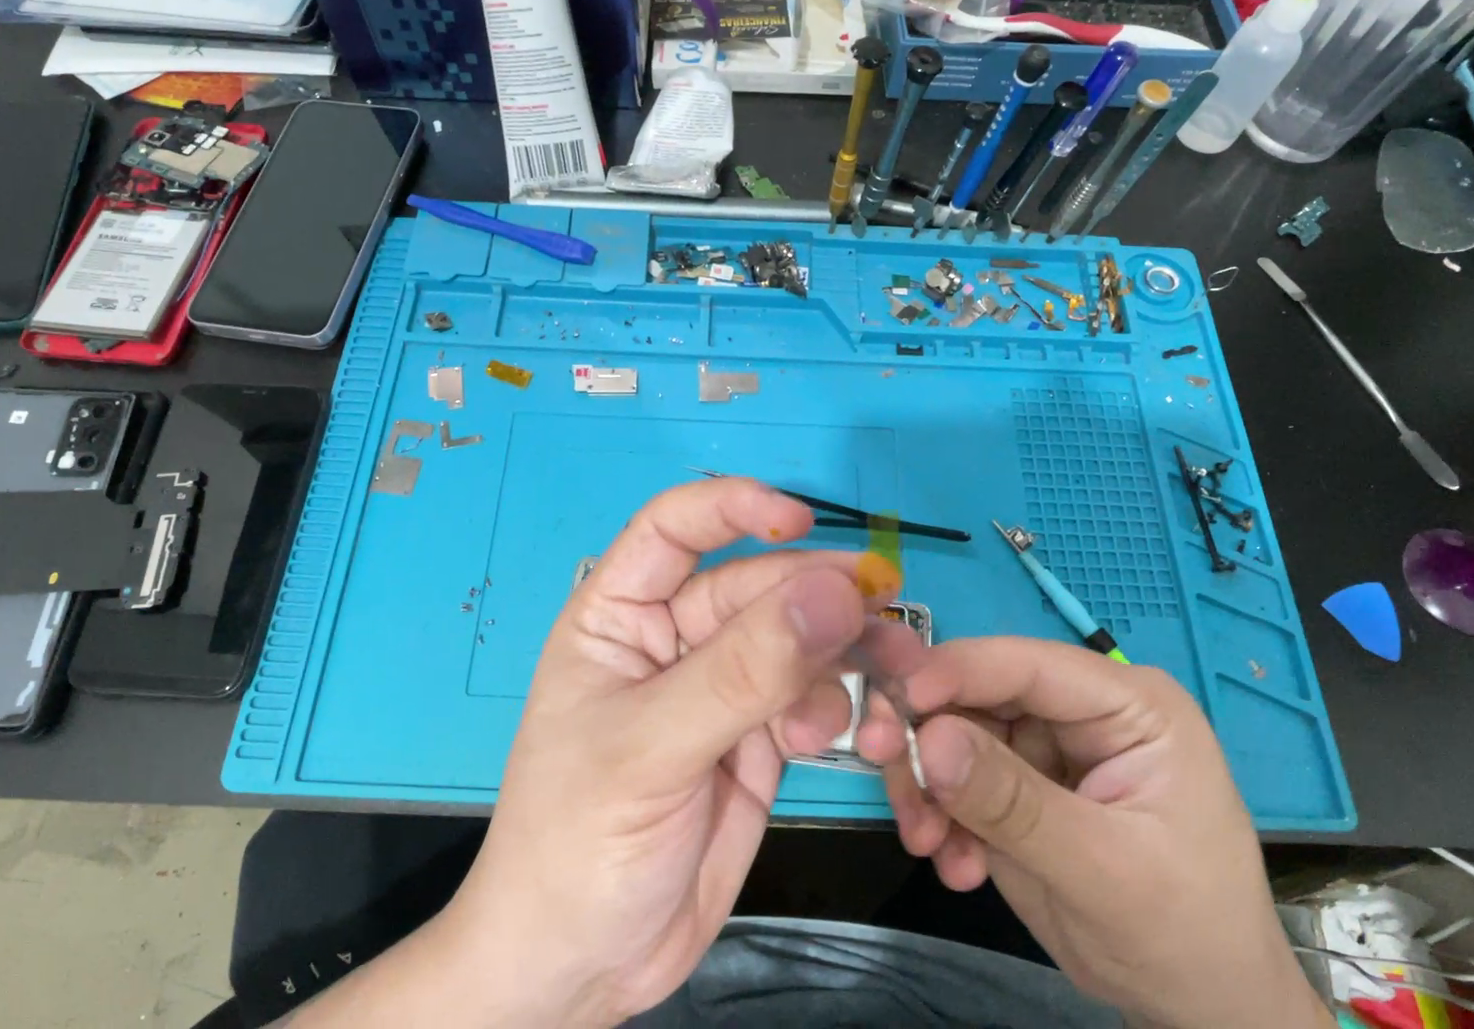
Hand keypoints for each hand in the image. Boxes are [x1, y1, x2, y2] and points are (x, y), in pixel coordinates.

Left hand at [437, 478, 888, 1023]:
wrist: (584, 965)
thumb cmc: (579, 843)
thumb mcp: (653, 749)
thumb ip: (743, 671)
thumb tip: (832, 590)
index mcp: (618, 618)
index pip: (674, 530)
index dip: (734, 507)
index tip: (804, 519)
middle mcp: (672, 642)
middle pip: (758, 588)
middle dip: (820, 598)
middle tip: (885, 615)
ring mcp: (720, 692)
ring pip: (798, 642)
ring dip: (848, 654)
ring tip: (894, 678)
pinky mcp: (758, 741)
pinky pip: (814, 700)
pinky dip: (845, 707)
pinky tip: (859, 736)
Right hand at [857, 638, 1331, 1028]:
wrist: (1196, 1005)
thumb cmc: (1181, 929)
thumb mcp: (1100, 867)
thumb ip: (1012, 802)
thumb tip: (928, 738)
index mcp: (1127, 705)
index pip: (1026, 664)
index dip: (953, 671)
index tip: (893, 701)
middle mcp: (1076, 713)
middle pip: (973, 694)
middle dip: (924, 736)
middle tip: (880, 765)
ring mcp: (1040, 750)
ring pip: (948, 736)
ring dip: (925, 786)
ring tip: (925, 844)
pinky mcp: (1012, 789)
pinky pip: (949, 781)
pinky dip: (938, 818)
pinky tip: (956, 866)